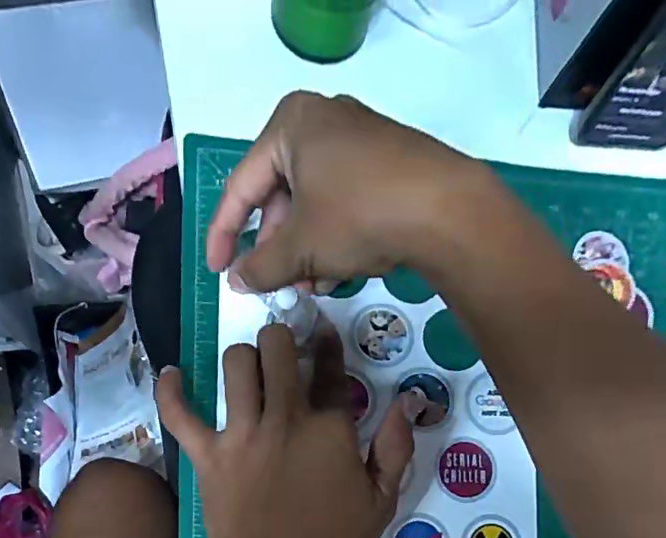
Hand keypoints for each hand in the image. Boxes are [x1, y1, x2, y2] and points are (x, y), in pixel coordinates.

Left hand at [157, 322, 425, 537]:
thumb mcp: (381, 502)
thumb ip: (396, 448)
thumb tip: (410, 400)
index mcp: (330, 429)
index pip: (331, 371)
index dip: (329, 345)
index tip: (323, 330)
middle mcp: (285, 418)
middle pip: (277, 350)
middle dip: (281, 340)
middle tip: (282, 351)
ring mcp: (241, 434)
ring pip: (235, 365)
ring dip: (243, 358)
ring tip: (247, 368)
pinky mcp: (207, 455)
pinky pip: (180, 412)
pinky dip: (171, 390)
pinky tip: (173, 374)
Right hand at [206, 91, 505, 294]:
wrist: (447, 211)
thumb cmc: (358, 216)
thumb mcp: (302, 247)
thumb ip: (262, 266)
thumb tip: (236, 281)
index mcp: (290, 125)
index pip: (242, 186)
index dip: (225, 234)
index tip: (218, 270)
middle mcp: (324, 122)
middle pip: (282, 195)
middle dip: (278, 248)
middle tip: (275, 285)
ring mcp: (362, 142)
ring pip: (316, 204)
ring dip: (307, 251)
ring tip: (309, 288)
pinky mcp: (390, 166)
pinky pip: (346, 203)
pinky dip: (335, 239)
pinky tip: (337, 274)